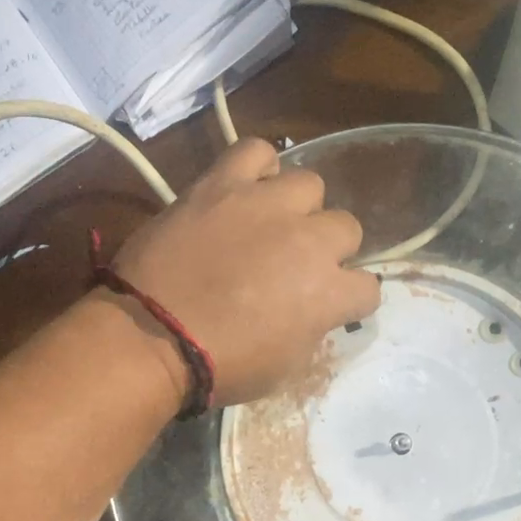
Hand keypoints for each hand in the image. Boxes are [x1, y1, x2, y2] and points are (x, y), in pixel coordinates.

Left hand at [110, 138, 379, 406]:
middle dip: (328, 250)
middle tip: (295, 268)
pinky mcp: (222, 184)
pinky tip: (247, 190)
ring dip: (297, 208)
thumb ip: (311, 330)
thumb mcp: (283, 368)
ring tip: (271, 226)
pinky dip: (258, 169)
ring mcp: (266, 204)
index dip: (350, 301)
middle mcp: (309, 239)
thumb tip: (313, 312)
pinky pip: (256, 152)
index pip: (368, 287)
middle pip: (346, 227)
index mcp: (329, 292)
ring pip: (309, 184)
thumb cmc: (220, 367)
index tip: (332, 309)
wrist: (152, 338)